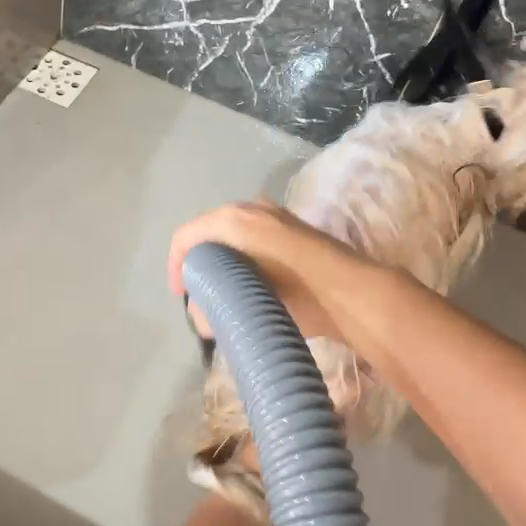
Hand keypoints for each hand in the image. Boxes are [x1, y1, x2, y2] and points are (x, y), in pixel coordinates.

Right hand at [167, 201, 368, 342]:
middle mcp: (248, 207)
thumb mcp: (245, 307)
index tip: (179, 293)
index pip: (186, 236)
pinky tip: (253, 281)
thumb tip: (203, 318)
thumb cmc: (294, 296)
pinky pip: (253, 234)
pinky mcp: (290, 224)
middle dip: (199, 261)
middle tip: (200, 293)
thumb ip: (212, 310)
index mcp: (230, 221)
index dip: (176, 265)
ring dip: (223, 257)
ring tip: (226, 290)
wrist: (350, 290)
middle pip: (208, 231)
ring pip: (232, 232)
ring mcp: (272, 212)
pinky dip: (244, 254)